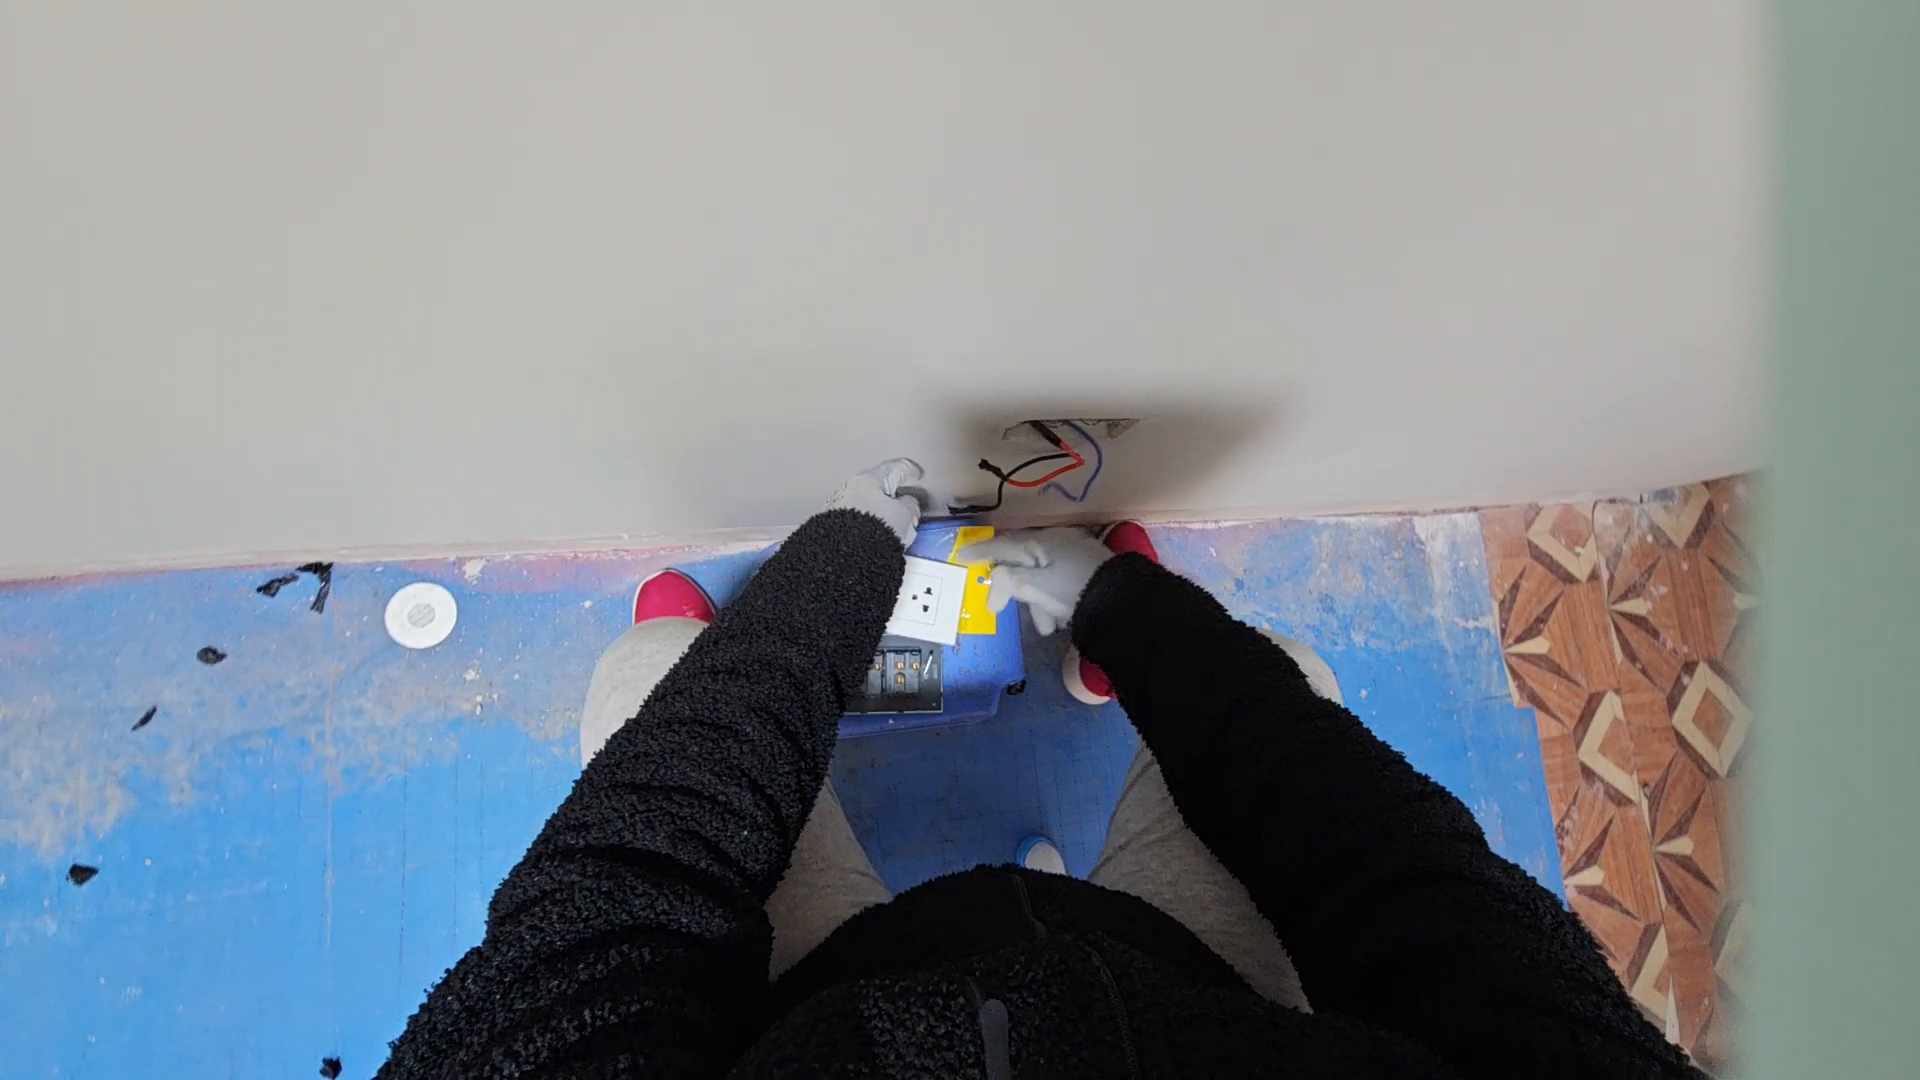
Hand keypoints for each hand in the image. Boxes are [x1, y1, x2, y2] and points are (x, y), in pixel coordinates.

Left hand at [825, 459, 924, 545]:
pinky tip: (877, 537)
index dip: (909, 471)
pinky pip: (858, 522)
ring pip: (866, 505)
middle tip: (907, 501)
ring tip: (894, 527)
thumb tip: (909, 505)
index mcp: (868, 479)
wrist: (846, 558)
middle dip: (892, 494)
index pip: (895, 469)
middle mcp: (849, 489)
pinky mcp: (835, 528)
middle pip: (877, 486)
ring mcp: (839, 508)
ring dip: (880, 512)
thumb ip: (911, 505)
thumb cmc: (873, 531)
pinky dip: (870, 526)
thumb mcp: (905, 516)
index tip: (915, 473)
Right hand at [953, 528, 1112, 634]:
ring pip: (1042, 575)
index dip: (981, 552)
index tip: (962, 556)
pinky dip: (1053, 600)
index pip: (1004, 546)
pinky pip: (1059, 580)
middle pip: (1023, 562)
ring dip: (1038, 602)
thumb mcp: (1037, 588)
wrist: (1124, 601)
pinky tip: (1060, 618)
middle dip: (1014, 589)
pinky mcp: (1087, 567)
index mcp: (1041, 542)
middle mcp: (1056, 542)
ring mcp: (1074, 552)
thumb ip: (1010, 581)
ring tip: (1046, 627)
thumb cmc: (1075, 592)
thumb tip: (993, 579)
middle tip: (1001, 607)